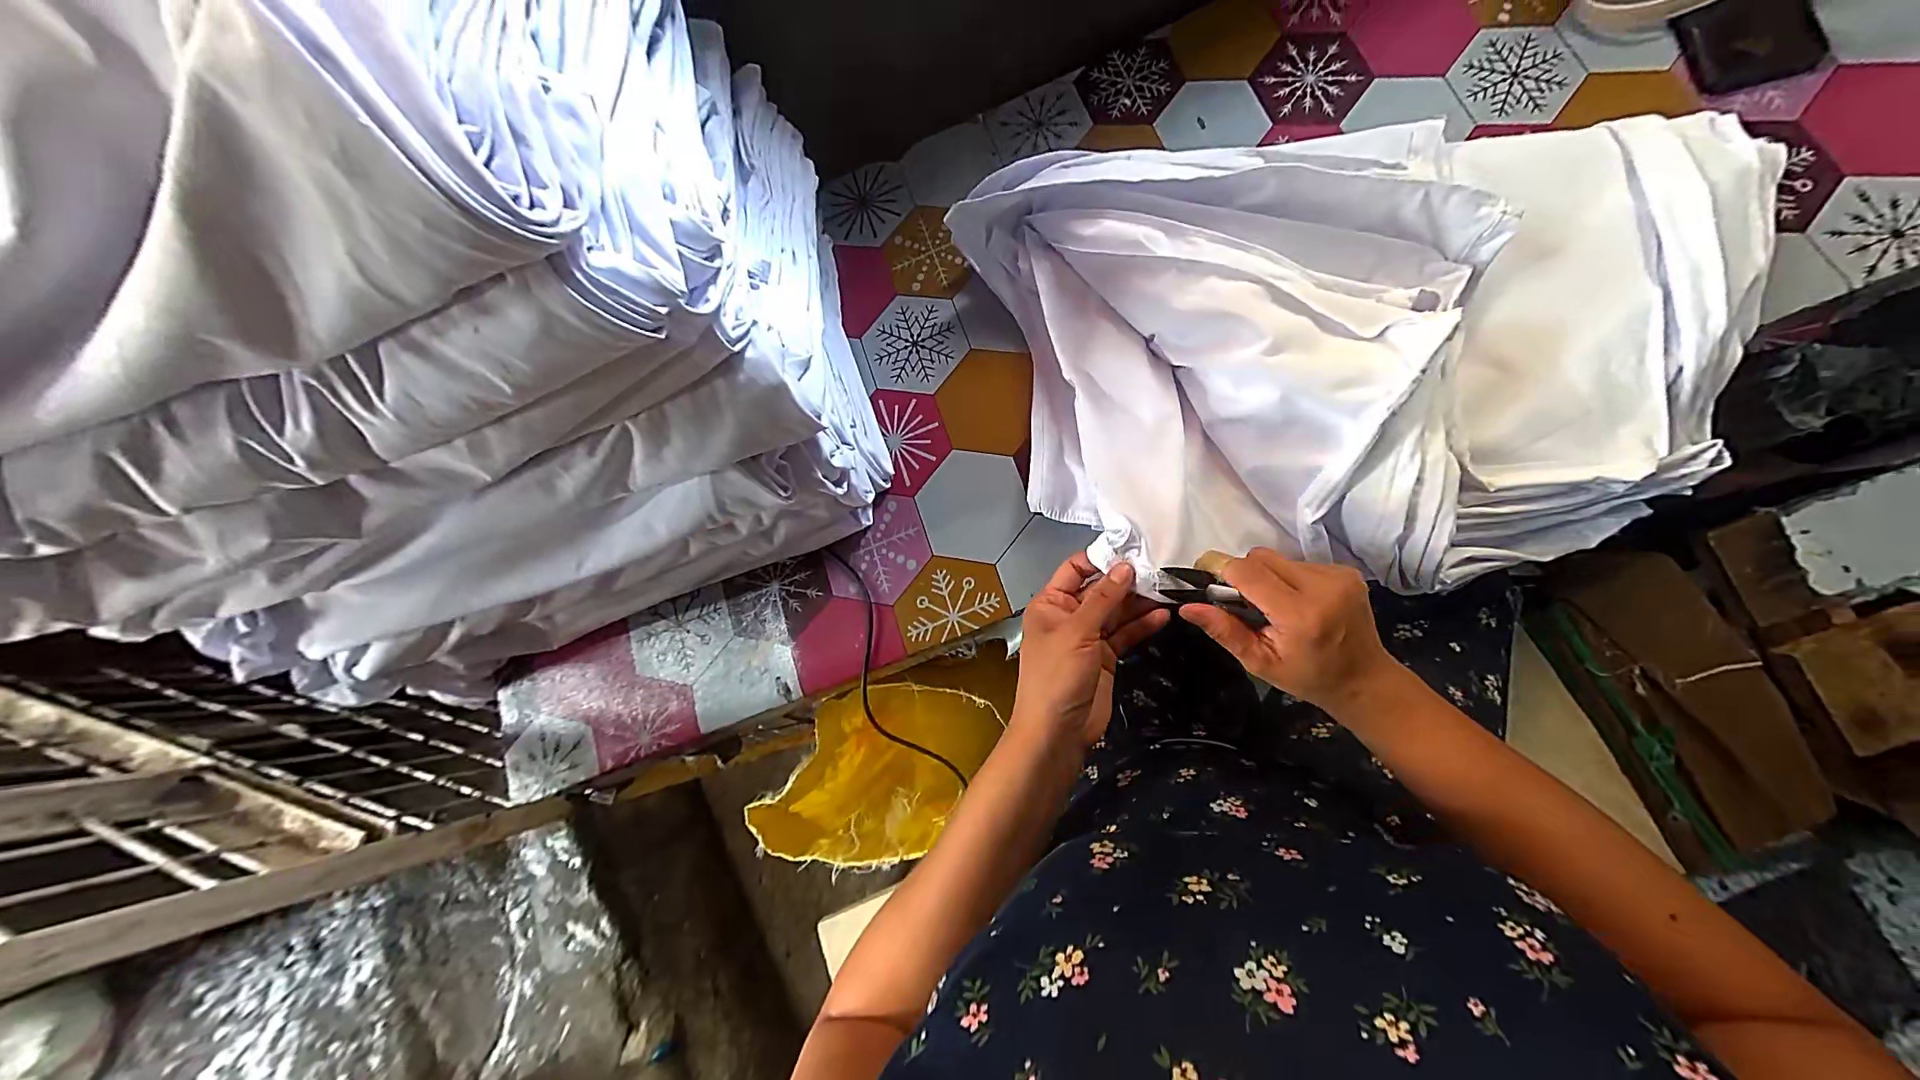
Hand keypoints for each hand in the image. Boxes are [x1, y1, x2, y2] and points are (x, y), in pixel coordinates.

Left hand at [1014, 555, 1170, 748]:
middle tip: (1160, 569)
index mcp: (1050, 604)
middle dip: (1127, 580)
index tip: (1132, 549)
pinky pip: (1125, 634)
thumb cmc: (1056, 677)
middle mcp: (1068, 616)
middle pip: (1100, 589)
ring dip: (1139, 602)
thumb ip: (1103, 598)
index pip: (1075, 569)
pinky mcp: (1105, 656)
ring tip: (1168, 589)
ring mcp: (1087, 637)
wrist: (1057, 731)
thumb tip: (1125, 566)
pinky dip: (1142, 625)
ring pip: (1116, 611)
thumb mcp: (1078, 632)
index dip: (1101, 559)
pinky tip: (1162, 614)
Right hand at [1177, 548, 1401, 714]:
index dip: (1220, 569)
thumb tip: (1188, 607)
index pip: (1247, 572)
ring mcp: (1338, 576)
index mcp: (1300, 614)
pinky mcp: (1345, 571)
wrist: (1365, 680)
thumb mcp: (1259, 662)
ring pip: (1278, 558)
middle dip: (1243, 575)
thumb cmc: (1308, 677)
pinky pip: (1298, 562)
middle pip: (1260, 557)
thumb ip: (1224, 631)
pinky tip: (1296, 602)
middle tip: (1243, 604)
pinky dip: (1287, 578)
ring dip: (1266, 576)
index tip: (1205, 578)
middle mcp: (1323, 587)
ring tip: (1273, 606)